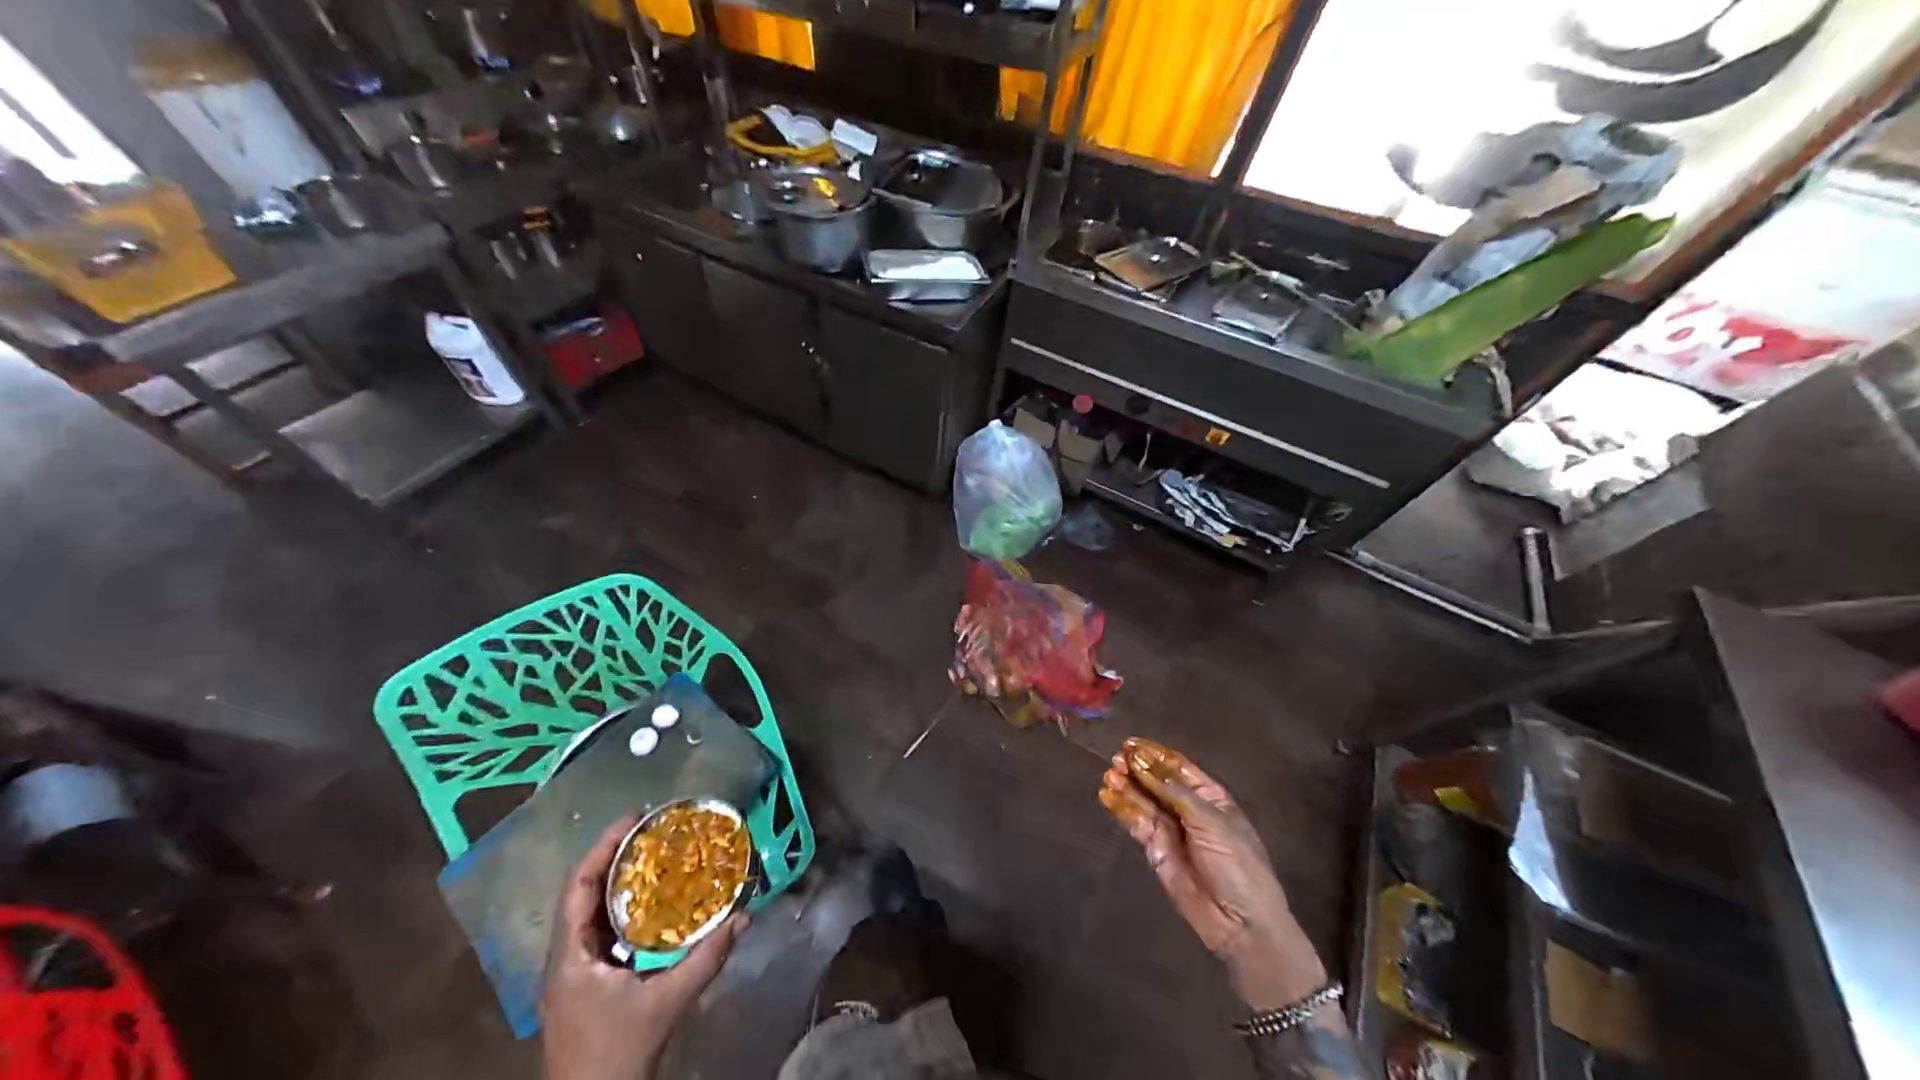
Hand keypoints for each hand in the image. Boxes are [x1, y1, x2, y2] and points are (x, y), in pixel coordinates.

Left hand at [541, 815, 747, 1079]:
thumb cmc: (619, 1054)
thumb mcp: (668, 1003)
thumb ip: (706, 958)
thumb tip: (744, 916)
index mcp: (570, 957)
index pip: (578, 887)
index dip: (601, 848)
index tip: (633, 817)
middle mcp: (562, 958)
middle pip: (581, 894)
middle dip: (612, 857)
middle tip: (649, 829)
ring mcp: (569, 974)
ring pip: (588, 913)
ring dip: (615, 882)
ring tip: (651, 854)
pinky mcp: (582, 986)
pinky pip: (597, 933)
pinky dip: (620, 909)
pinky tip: (648, 903)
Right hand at [1099, 738, 1327, 1010]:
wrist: (1241, 923)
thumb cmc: (1237, 864)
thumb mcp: (1209, 821)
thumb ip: (1172, 790)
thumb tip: (1139, 760)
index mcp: (1210, 796)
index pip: (1177, 767)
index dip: (1154, 754)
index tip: (1129, 744)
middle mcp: (1188, 808)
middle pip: (1156, 781)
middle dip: (1136, 769)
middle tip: (1115, 759)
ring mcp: (1171, 829)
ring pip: (1143, 800)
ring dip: (1126, 786)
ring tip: (1109, 775)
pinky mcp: (1156, 850)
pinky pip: (1137, 823)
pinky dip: (1122, 809)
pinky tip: (1108, 797)